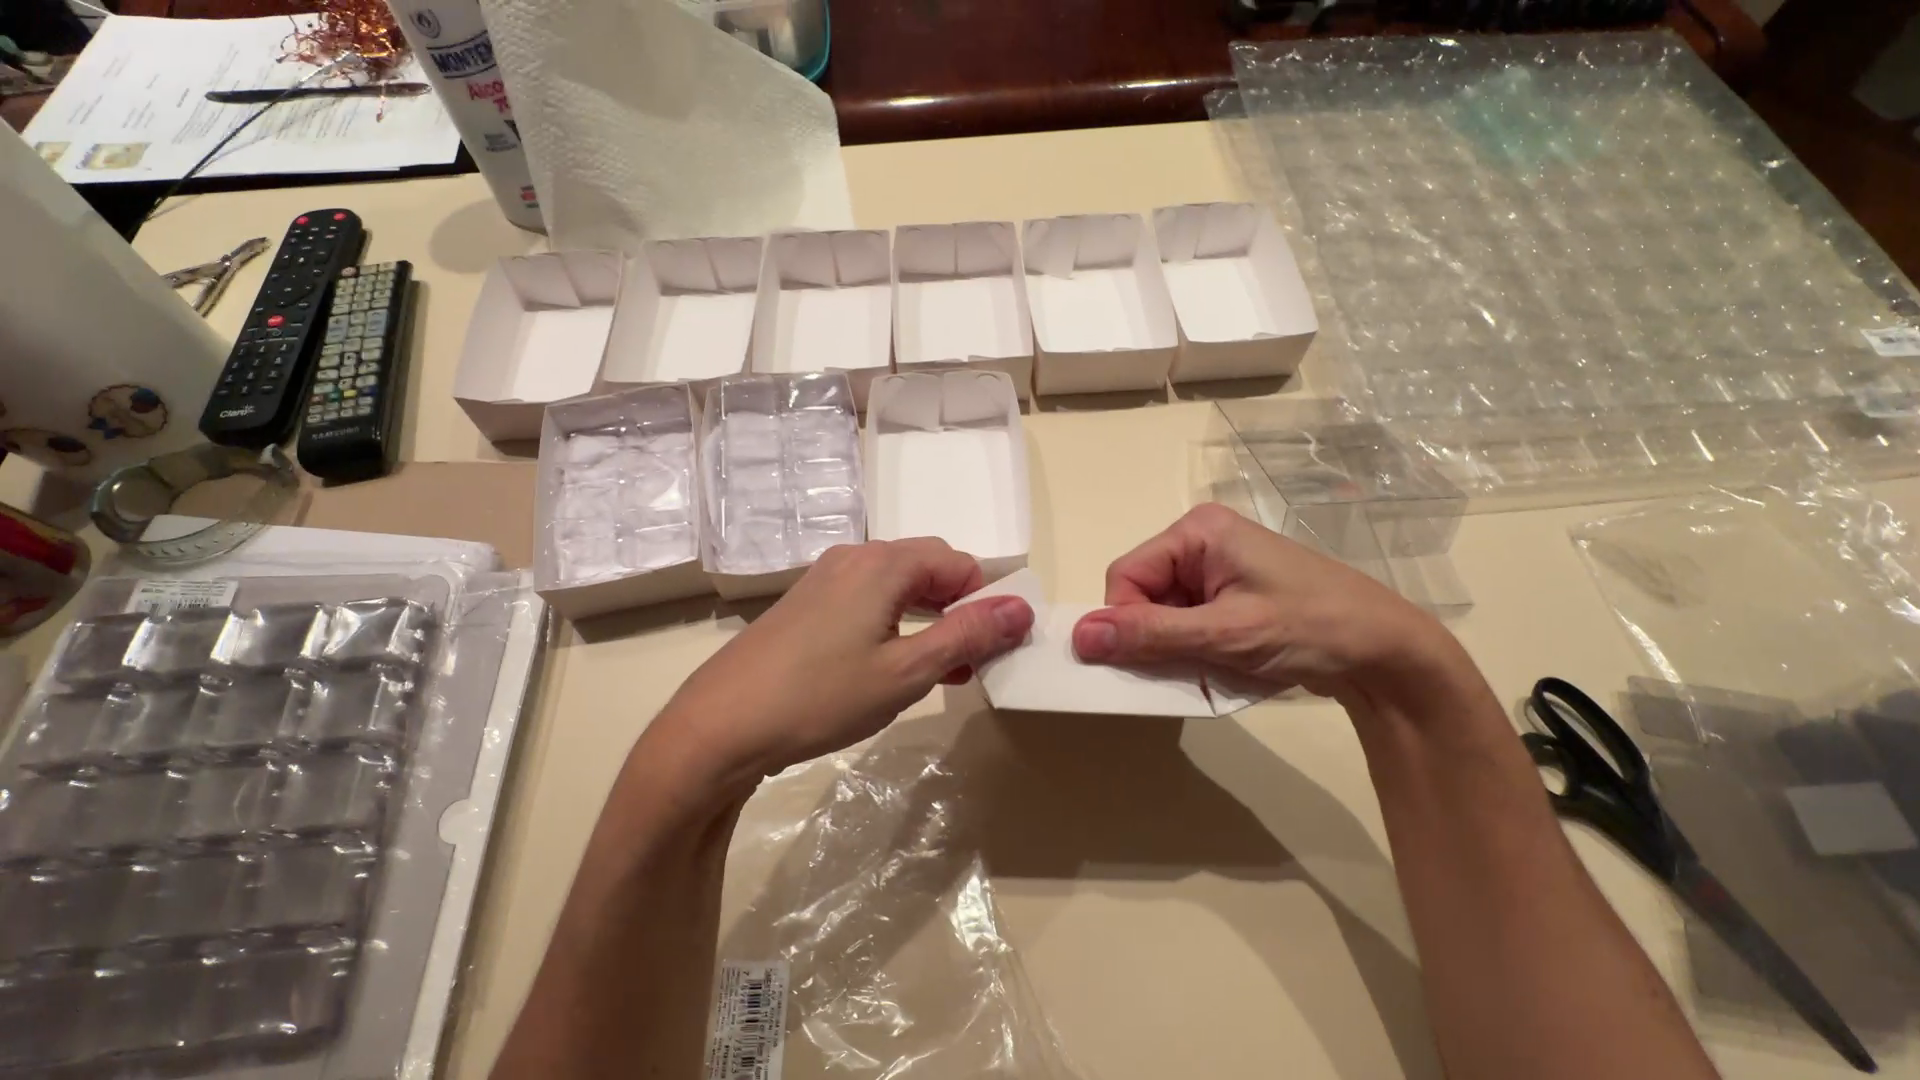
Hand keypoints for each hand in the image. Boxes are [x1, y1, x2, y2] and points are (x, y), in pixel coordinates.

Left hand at [652, 539, 1033, 787]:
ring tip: (942, 673)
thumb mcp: (906, 672)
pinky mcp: (805, 606)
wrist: (721, 725)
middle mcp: (853, 558)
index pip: (958, 562)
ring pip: (896, 587)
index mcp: (882, 564)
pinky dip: (893, 626)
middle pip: (927, 568)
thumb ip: (967, 635)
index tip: (993, 648)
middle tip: (972, 663)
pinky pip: (866, 602)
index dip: (985, 601)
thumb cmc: (821, 697)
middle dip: (959, 610)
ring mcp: (824, 580)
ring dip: (928, 621)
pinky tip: (893, 669)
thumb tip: (1021, 607)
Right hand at [1071, 504, 1469, 709]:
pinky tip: (1222, 666)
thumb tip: (1079, 637)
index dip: (1125, 621)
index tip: (1149, 661)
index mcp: (1198, 531)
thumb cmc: (1310, 628)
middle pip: (1143, 594)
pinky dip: (1195, 650)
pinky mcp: (1233, 595)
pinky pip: (1189, 622)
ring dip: (1176, 649)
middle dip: (1155, 637)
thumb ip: (1151, 634)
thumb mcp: (1224, 634)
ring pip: (1163, 614)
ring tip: (1212, 668)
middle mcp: (1203, 542)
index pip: (1126, 575)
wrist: (1388, 653)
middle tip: (1188, 668)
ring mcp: (1220, 569)